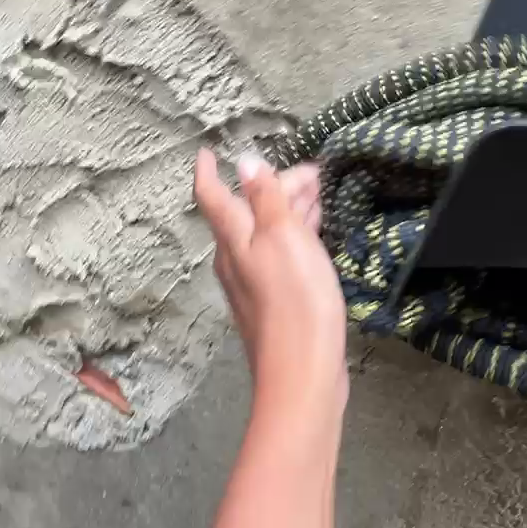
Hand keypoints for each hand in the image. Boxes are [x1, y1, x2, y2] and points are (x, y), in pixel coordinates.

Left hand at [192, 148, 346, 405]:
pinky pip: (280, 251)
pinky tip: (316, 231)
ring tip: (319, 192)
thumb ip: (265, 197)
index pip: (211, 195)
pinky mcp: (275, 299)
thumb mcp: (282, 235)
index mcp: (233, 237)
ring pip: (266, 230)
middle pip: (247, 209)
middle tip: (312, 171)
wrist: (303, 375)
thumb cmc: (294, 299)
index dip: (207, 170)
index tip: (207, 151)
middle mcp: (236, 256)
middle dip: (274, 185)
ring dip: (288, 207)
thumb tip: (245, 162)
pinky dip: (295, 232)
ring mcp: (254, 280)